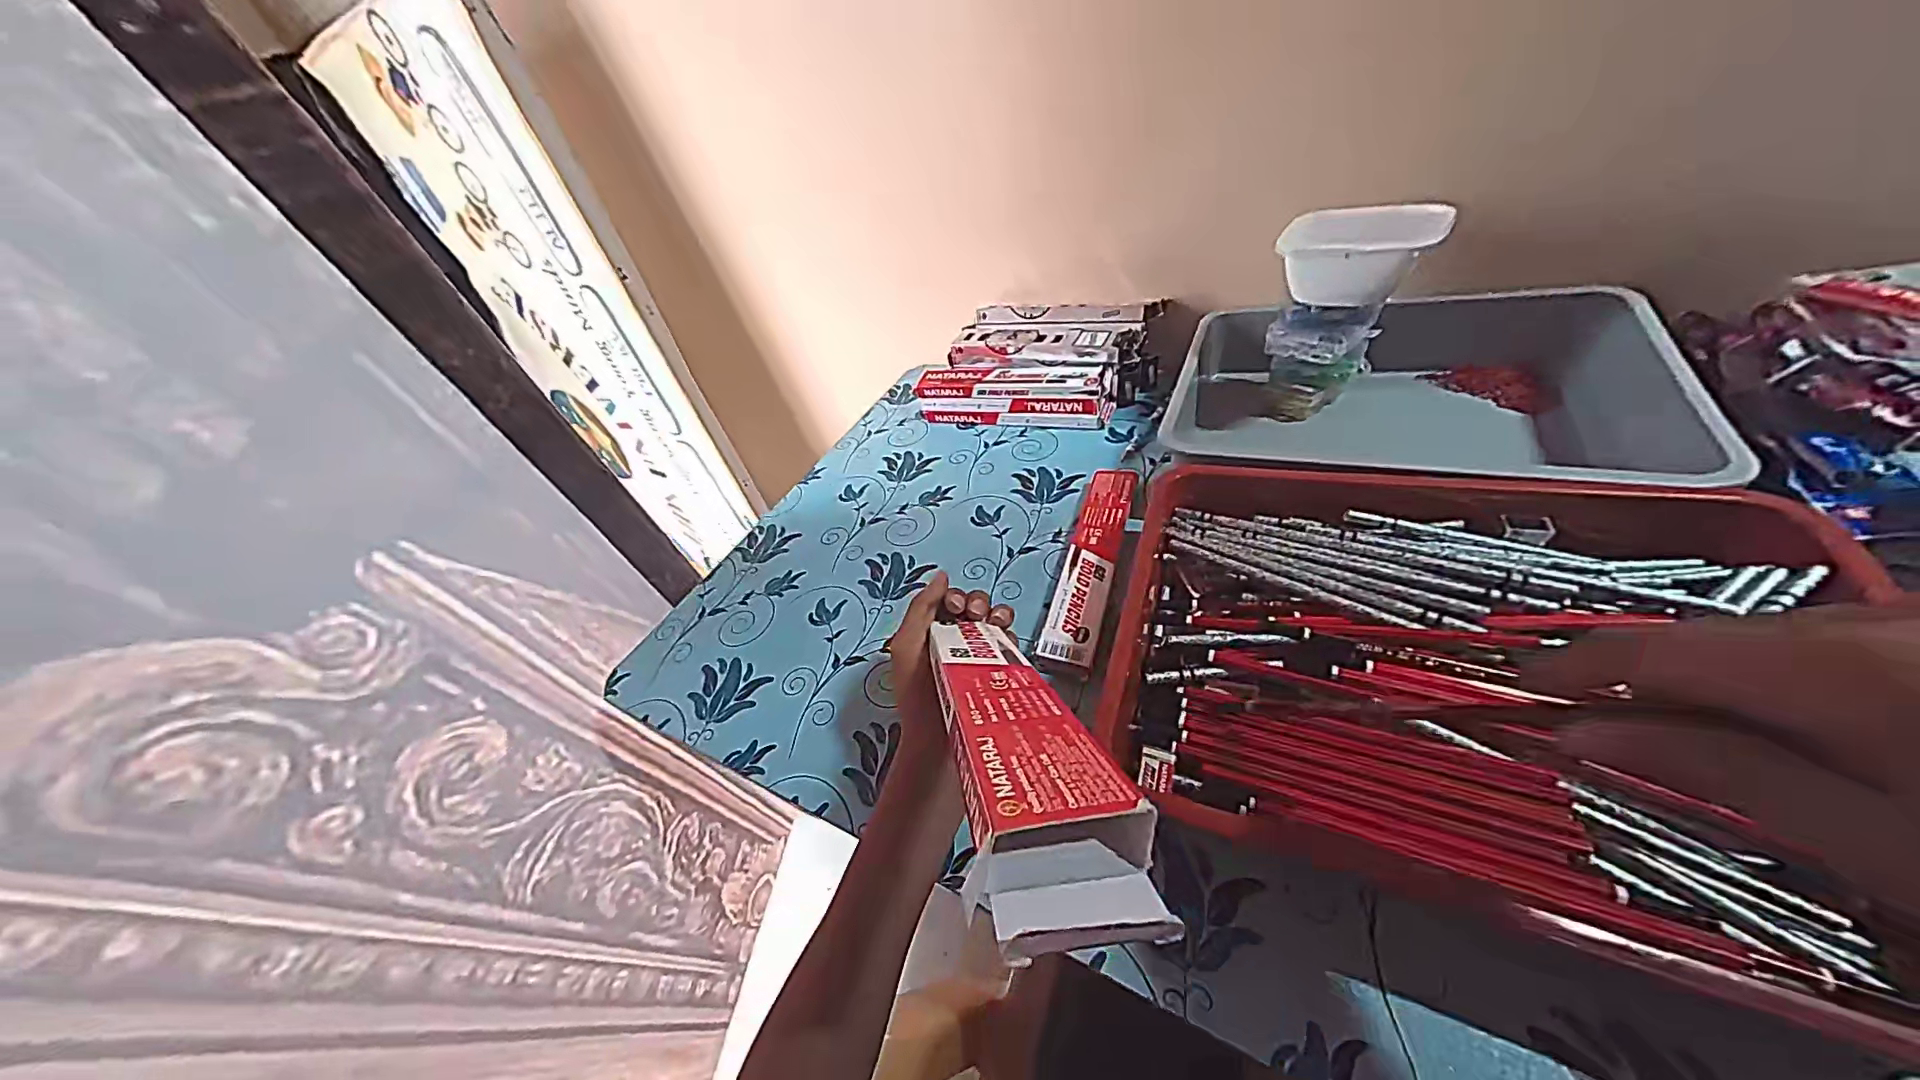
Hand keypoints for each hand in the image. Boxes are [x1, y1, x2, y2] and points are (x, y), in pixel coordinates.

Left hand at [883, 570, 1015, 746]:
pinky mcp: (1000, 670)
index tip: (954, 610)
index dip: (956, 597)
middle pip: (978, 604)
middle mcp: (959, 639)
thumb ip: (921, 607)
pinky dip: (1010, 638)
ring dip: (998, 615)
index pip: (952, 599)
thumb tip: (942, 575)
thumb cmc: (916, 695)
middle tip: (974, 618)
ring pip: (998, 620)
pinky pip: (1011, 645)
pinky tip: (1003, 646)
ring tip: (992, 627)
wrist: (938, 740)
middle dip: (978, 602)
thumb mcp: (906, 645)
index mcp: (934, 630)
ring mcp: (981, 654)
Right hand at [1524, 598, 1919, 924]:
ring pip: (1772, 639)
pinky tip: (1806, 728)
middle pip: (1708, 640)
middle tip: (1601, 726)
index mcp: (1831, 670)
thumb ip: (1716, 771)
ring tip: (1700, 734)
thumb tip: (1587, 735)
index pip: (1644, 650)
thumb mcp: (1874, 845)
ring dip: (1718, 683)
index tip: (1519, 688)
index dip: (1568, 667)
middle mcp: (1875, 625)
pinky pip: (1839, 645)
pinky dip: (1789, 682)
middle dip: (1645, 682)